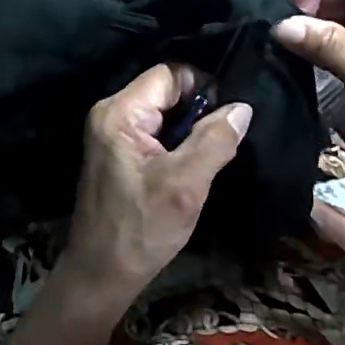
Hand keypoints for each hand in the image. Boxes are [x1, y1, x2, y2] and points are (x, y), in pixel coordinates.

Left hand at [64, 63, 252, 297]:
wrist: (102, 270)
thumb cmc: (142, 228)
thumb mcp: (186, 184)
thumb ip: (214, 140)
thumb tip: (242, 107)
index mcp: (119, 113)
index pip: (169, 73)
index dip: (204, 84)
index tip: (232, 111)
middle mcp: (110, 113)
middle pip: (164, 89)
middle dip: (199, 107)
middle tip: (229, 133)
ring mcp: (110, 132)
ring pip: (161, 111)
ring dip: (189, 126)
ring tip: (216, 148)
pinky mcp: (116, 151)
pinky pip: (153, 130)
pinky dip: (175, 140)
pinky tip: (194, 160)